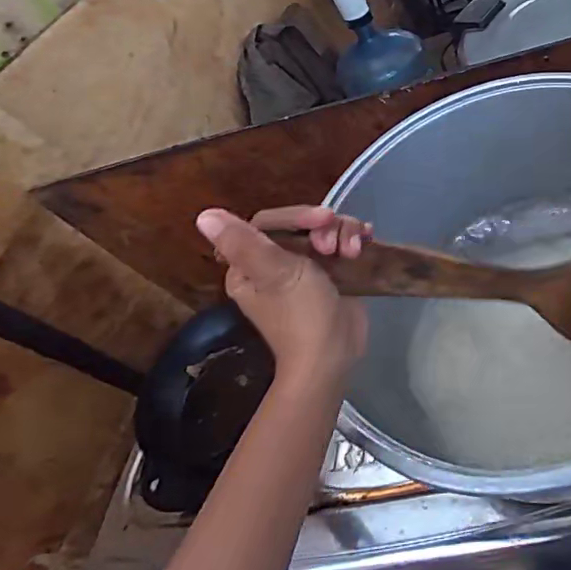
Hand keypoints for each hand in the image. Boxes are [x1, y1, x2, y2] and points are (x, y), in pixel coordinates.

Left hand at [195, 206, 369, 387]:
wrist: (334, 354)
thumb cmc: (301, 315)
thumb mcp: (274, 273)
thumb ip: (242, 242)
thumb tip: (203, 216)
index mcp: (251, 264)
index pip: (270, 222)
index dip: (298, 216)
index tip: (323, 219)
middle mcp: (276, 263)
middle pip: (302, 224)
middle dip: (325, 227)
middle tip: (334, 246)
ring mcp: (308, 269)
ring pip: (326, 231)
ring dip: (344, 233)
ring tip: (353, 252)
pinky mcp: (333, 274)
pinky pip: (343, 243)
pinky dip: (355, 239)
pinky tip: (367, 240)